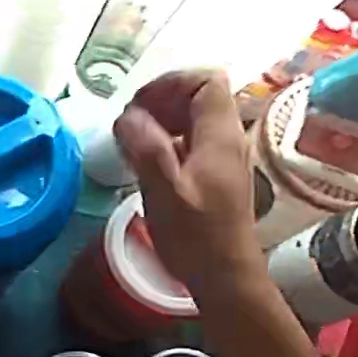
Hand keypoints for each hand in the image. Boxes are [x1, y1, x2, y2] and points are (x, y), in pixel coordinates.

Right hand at [113, 69, 261, 298]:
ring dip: (164, 121)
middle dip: (163, 100)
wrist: (225, 276)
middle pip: (202, 96)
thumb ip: (146, 148)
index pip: (206, 80)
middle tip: (132, 123)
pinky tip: (150, 164)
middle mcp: (230, 140)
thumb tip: (127, 116)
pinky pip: (195, 142)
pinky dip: (171, 141)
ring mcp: (226, 159)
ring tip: (135, 142)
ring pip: (197, 119)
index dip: (170, 83)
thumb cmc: (195, 237)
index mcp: (220, 136)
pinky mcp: (219, 177)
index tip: (139, 106)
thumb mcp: (164, 192)